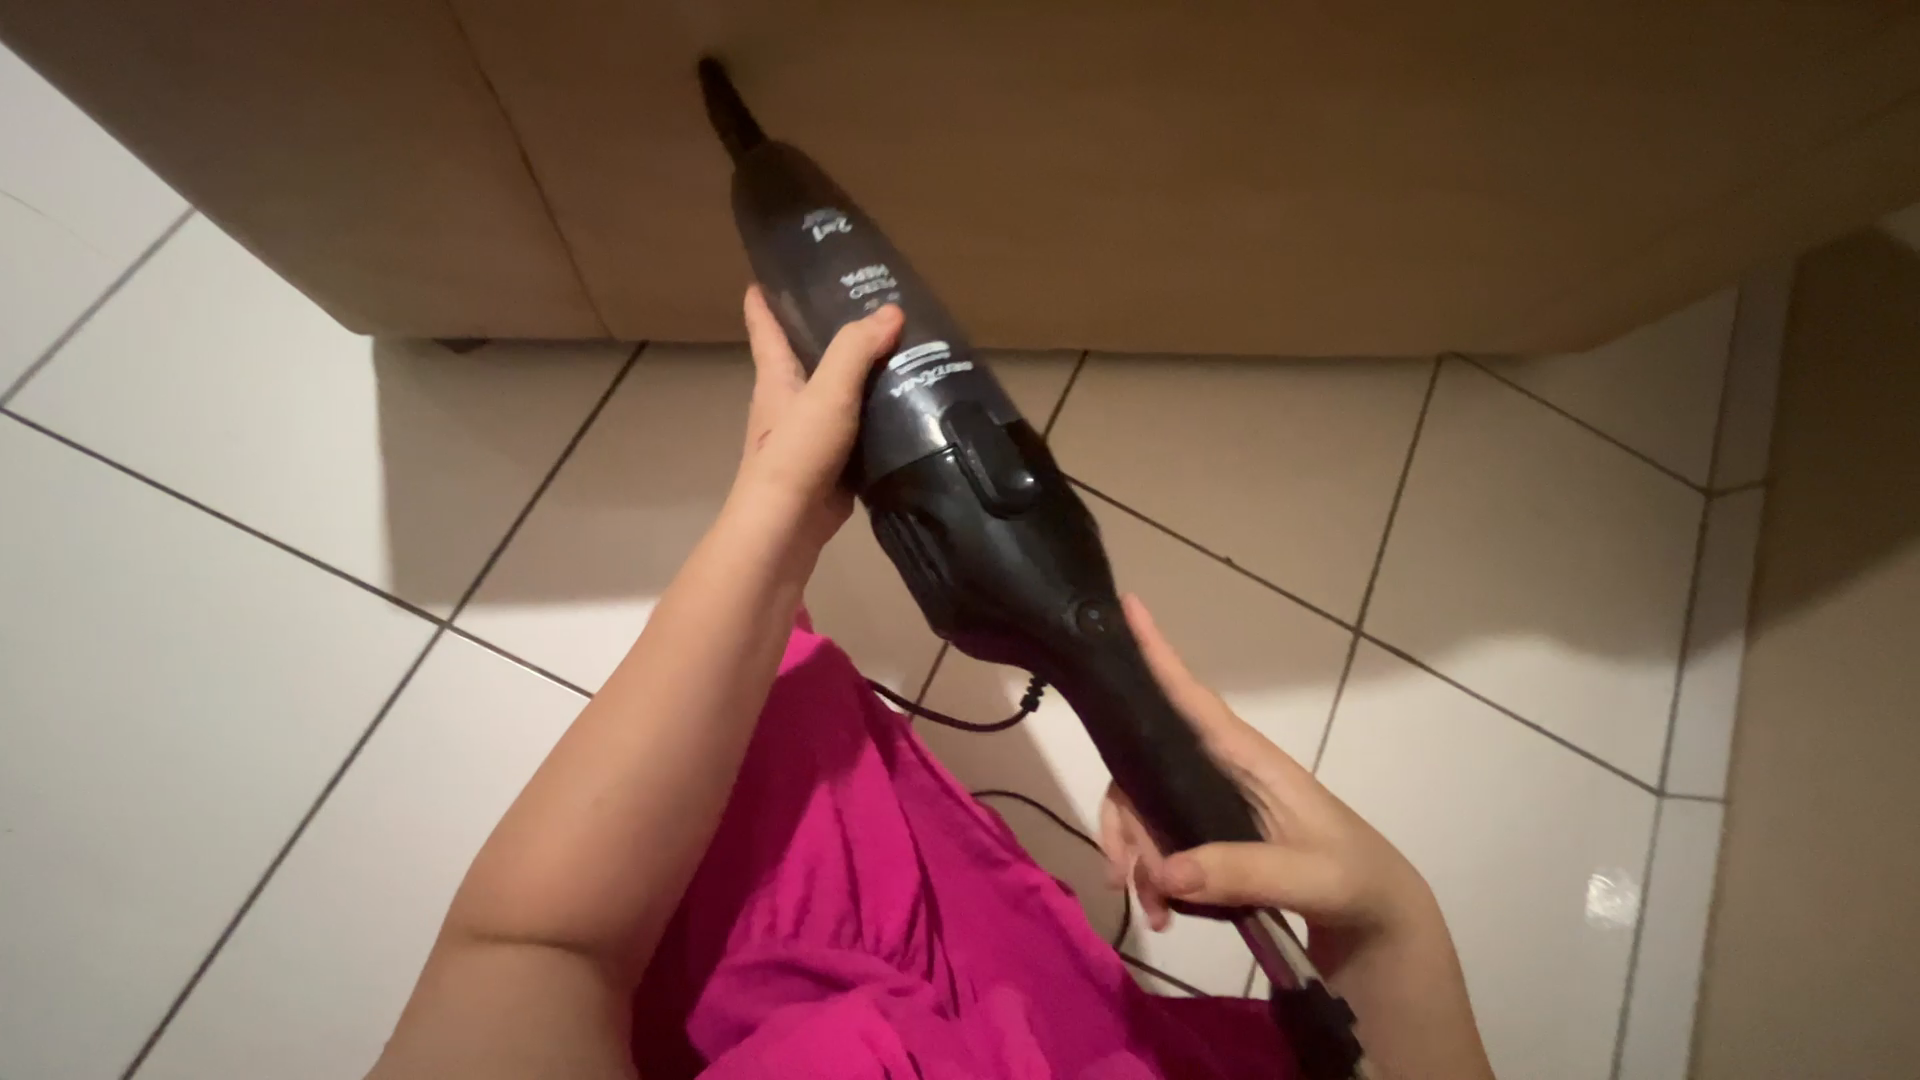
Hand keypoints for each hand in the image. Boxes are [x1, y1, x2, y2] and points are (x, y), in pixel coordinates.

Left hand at [732, 286, 901, 558]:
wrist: (788, 524)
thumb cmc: (797, 451)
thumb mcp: (828, 392)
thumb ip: (857, 350)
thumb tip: (892, 310)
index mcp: (776, 375)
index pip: (764, 324)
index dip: (767, 294)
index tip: (778, 267)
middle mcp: (788, 400)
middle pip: (807, 355)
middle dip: (831, 330)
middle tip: (872, 305)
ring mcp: (810, 434)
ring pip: (837, 393)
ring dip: (862, 375)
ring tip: (902, 351)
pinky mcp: (832, 462)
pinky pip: (858, 428)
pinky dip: (876, 414)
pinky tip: (907, 406)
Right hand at [1098, 595, 1440, 965]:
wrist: (1371, 914)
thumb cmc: (1351, 875)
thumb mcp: (1311, 876)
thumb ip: (1243, 871)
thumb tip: (1163, 871)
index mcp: (1244, 755)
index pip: (1191, 694)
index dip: (1157, 650)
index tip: (1126, 604)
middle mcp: (1214, 767)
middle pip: (1138, 764)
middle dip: (1120, 818)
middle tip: (1122, 874)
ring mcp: (1203, 799)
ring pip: (1137, 805)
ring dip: (1132, 856)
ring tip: (1152, 909)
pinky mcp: (1201, 831)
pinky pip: (1152, 840)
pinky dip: (1147, 875)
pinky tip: (1161, 911)